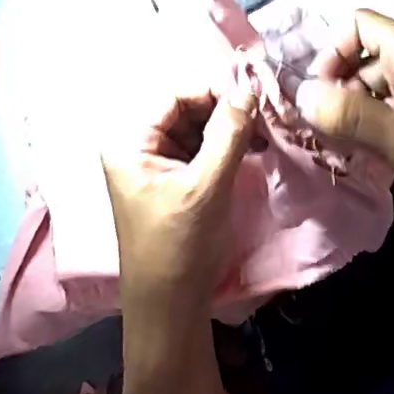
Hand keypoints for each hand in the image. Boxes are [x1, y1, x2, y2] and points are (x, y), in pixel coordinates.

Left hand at [104, 81, 257, 311]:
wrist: (171, 304)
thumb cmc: (179, 244)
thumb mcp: (206, 186)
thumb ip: (228, 134)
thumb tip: (249, 89)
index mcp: (130, 142)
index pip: (174, 95)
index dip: (213, 90)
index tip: (253, 98)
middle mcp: (139, 144)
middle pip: (186, 107)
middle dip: (225, 110)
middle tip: (263, 117)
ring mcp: (157, 161)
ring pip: (198, 126)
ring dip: (230, 127)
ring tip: (262, 134)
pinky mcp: (176, 176)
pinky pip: (203, 146)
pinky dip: (227, 144)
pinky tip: (253, 148)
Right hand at [295, 10, 393, 226]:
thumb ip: (346, 114)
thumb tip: (300, 94)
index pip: (357, 24)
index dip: (331, 53)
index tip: (321, 96)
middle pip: (365, 53)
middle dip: (341, 86)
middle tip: (329, 129)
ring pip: (379, 81)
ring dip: (358, 107)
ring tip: (349, 144)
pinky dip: (380, 119)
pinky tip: (375, 150)